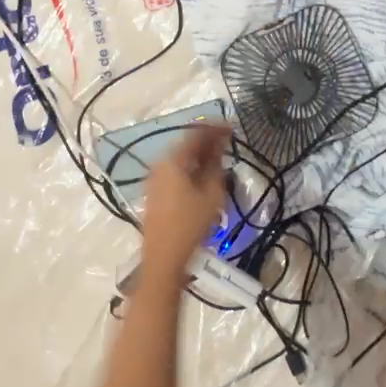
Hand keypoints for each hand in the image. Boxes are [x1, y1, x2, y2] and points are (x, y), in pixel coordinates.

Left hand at [139, 123, 230, 269]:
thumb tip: (219, 148)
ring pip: (179, 158)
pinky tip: (202, 174)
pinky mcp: (154, 193)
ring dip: (198, 155)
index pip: (195, 134)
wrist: (163, 260)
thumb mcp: (211, 193)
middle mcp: (160, 165)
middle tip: (226, 141)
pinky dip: (189, 167)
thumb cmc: (190, 225)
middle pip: (185, 145)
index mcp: (173, 161)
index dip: (214, 128)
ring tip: (217, 157)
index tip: (231, 126)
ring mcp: (154, 180)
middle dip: (206, 140)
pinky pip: (174, 171)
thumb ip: (216, 165)